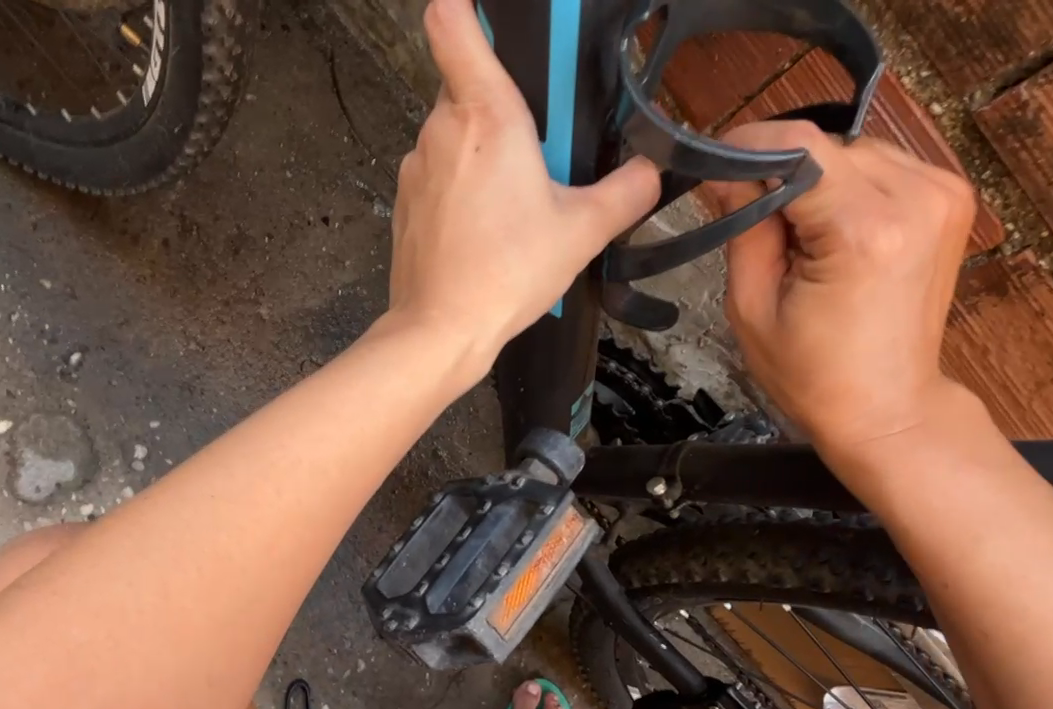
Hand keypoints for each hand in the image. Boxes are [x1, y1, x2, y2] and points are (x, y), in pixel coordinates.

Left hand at [386, 0, 661, 389]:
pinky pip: (437, 175)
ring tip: (513, 207)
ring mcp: (416, 167)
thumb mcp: (584, 230)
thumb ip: (627, 189)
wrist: (440, 331)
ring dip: (483, 154)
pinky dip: (460, 189)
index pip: (453, 23)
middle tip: (538, 157)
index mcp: (486, 116)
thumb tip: (648, 171)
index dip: (465, 8)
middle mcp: (441, 131)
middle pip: (470, 87)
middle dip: (506, 110)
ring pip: (454, 135)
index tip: (486, 17)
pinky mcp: (405, 203)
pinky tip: (485, 230)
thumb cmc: (502, 277)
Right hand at [706, 123, 975, 454]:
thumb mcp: (751, 306)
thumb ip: (742, 227)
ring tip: (792, 236)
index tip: (710, 165)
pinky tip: (828, 232)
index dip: (745, 147)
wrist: (886, 405)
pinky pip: (879, 167)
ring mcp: (942, 192)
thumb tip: (723, 173)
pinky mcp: (949, 197)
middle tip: (745, 218)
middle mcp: (916, 197)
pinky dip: (843, 188)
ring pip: (851, 152)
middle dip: (776, 174)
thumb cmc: (811, 374)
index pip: (797, 148)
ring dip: (811, 181)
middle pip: (824, 146)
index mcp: (865, 231)